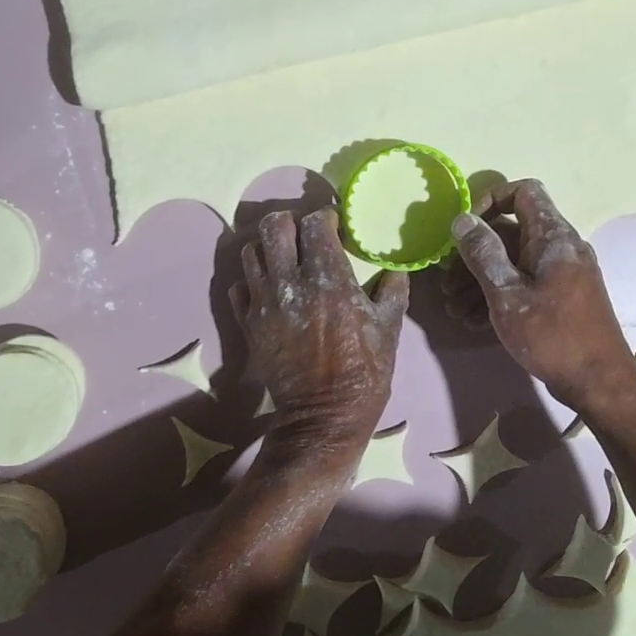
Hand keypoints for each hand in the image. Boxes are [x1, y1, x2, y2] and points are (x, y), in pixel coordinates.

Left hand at [230, 209, 409, 446]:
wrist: (323, 416)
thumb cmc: (363, 374)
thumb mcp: (389, 330)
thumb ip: (392, 291)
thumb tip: (395, 269)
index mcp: (329, 281)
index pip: (315, 224)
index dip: (324, 218)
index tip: (333, 227)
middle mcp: (291, 284)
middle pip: (274, 227)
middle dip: (290, 222)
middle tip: (303, 235)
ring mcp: (264, 303)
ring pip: (250, 251)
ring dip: (268, 248)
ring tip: (284, 258)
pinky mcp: (248, 324)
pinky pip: (239, 286)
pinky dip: (251, 280)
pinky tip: (269, 289)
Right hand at [441, 179, 635, 403]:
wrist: (597, 380)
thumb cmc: (551, 334)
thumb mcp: (506, 293)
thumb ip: (483, 253)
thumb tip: (462, 219)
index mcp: (552, 236)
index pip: (523, 192)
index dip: (491, 201)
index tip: (466, 230)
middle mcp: (561, 247)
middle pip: (511, 232)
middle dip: (474, 255)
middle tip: (448, 287)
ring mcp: (563, 273)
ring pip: (514, 262)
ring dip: (480, 281)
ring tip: (455, 311)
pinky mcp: (561, 296)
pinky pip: (524, 282)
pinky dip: (499, 295)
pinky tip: (475, 321)